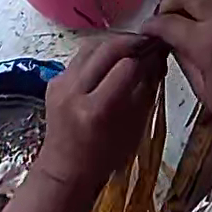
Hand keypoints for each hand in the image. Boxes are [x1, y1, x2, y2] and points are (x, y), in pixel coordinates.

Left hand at [32, 34, 165, 193]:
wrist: (65, 170)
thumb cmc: (106, 155)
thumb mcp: (134, 126)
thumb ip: (146, 88)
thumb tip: (157, 57)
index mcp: (96, 109)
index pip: (126, 67)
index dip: (145, 57)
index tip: (158, 54)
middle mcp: (74, 91)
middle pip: (107, 49)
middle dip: (131, 41)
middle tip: (148, 42)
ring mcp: (60, 84)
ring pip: (91, 46)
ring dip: (113, 43)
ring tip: (130, 47)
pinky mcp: (53, 81)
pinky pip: (79, 58)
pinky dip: (97, 56)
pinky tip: (109, 64)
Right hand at [141, 0, 211, 160]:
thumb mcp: (206, 93)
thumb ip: (185, 62)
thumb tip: (172, 43)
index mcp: (208, 44)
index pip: (169, 22)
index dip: (152, 25)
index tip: (147, 30)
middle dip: (171, 2)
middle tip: (166, 17)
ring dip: (198, 3)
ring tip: (194, 21)